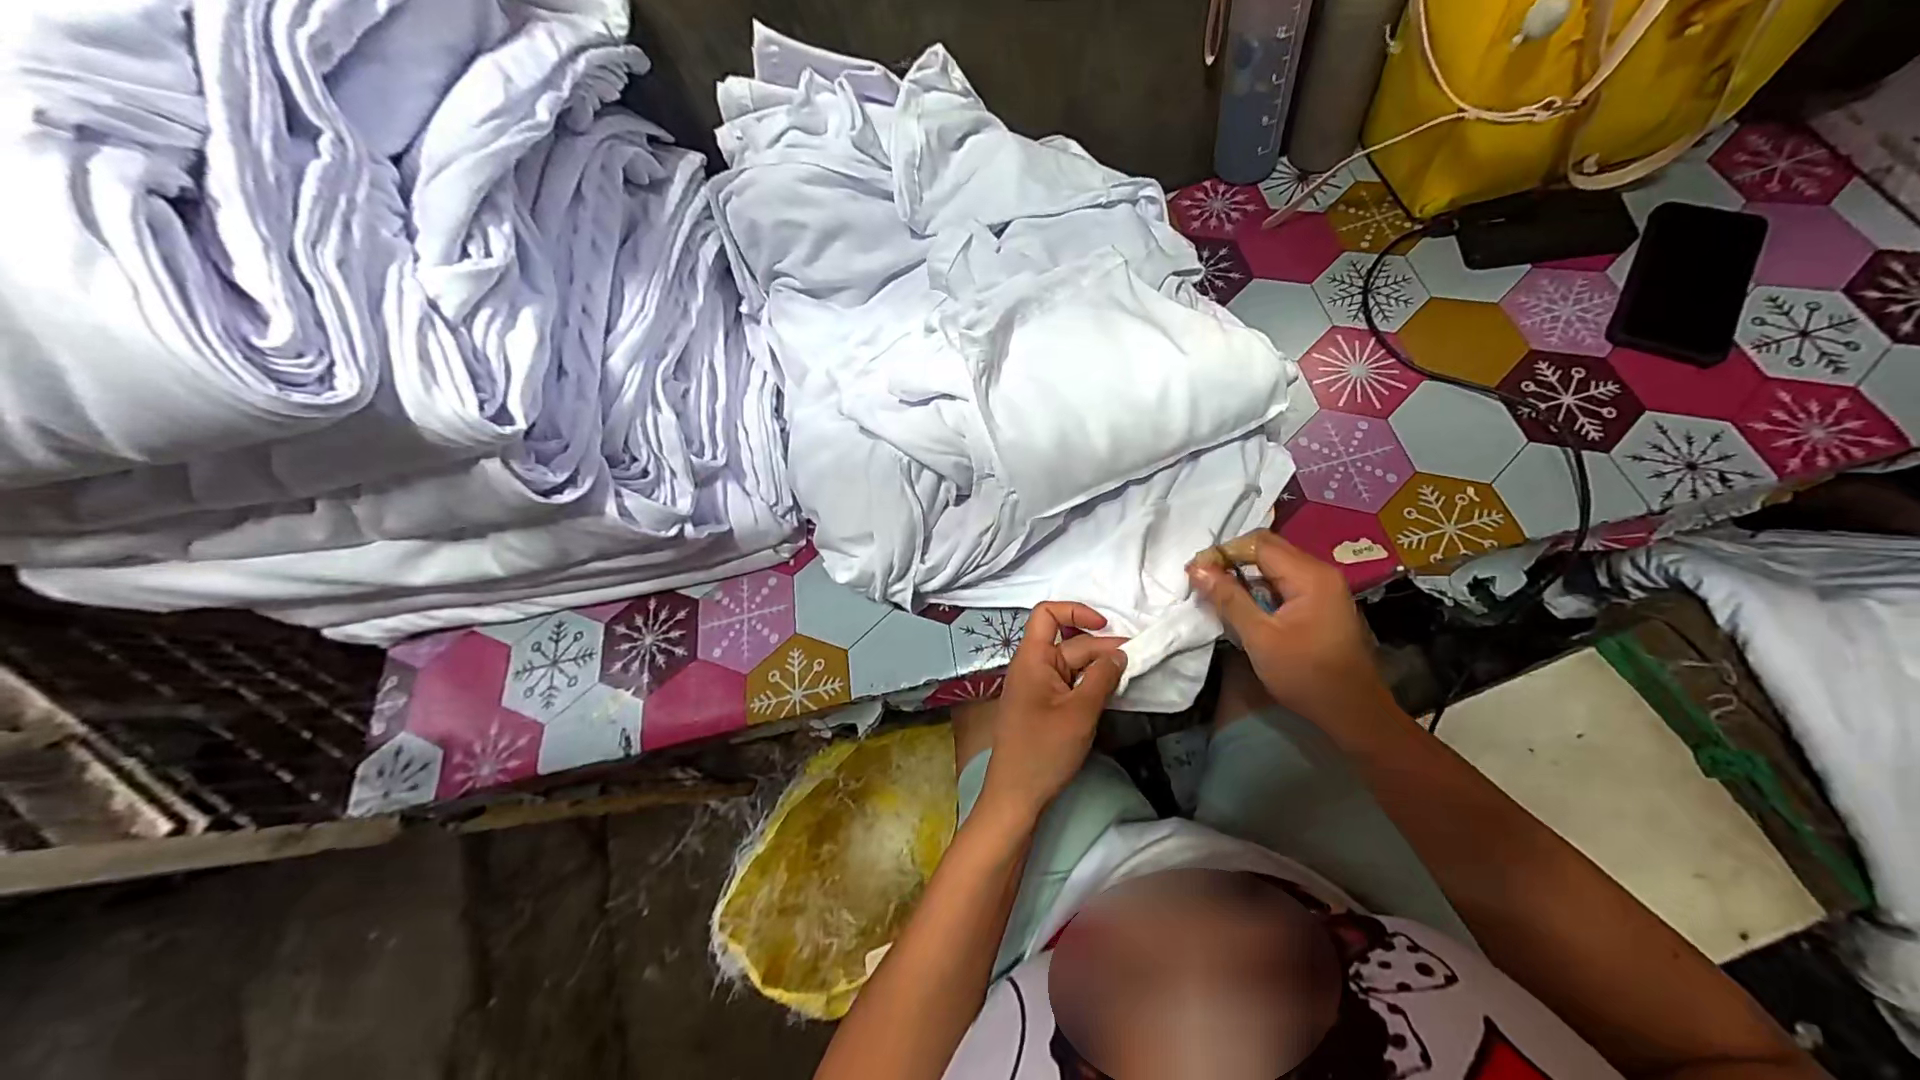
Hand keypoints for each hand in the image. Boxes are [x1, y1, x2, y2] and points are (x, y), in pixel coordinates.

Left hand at [977, 602, 1128, 821]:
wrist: (1016, 795)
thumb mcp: (1080, 712)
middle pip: (1069, 641)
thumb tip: (1119, 654)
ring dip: (1098, 666)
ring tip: (1129, 675)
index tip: (1106, 626)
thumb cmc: (1044, 750)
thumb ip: (1102, 678)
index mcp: (1032, 658)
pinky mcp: (1043, 705)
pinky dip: (1089, 683)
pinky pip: (1068, 682)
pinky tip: (1111, 692)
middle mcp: (1031, 666)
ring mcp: (1036, 687)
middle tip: (1137, 661)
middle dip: (1101, 647)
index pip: (1048, 614)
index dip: (1076, 611)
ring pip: (1071, 663)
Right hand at [1187, 531, 1393, 721]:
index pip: (1258, 544)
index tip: (1196, 573)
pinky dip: (1260, 586)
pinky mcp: (1321, 602)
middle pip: (1268, 548)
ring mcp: (1324, 586)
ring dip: (1244, 574)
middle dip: (1232, 560)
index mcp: (1309, 575)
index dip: (1223, 552)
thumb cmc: (1306, 675)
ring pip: (1275, 564)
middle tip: (1203, 580)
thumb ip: (1228, 599)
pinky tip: (1243, 604)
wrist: (1353, 711)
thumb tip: (1197, 568)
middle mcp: (1320, 572)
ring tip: (1218, 592)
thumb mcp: (1260, 638)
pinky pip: (1284, 580)